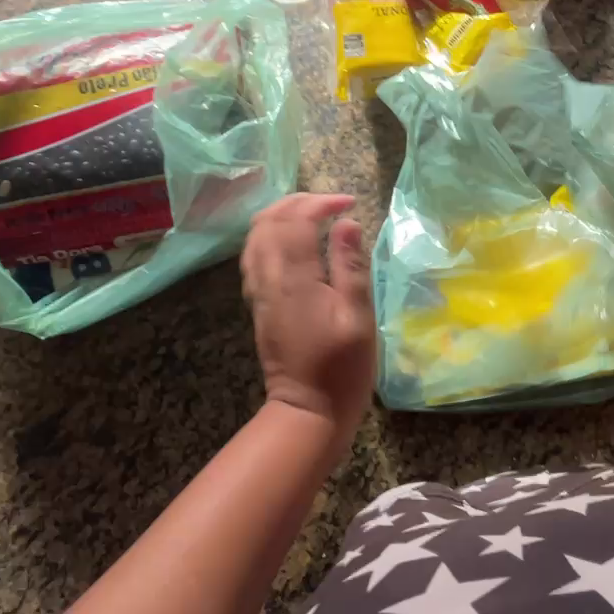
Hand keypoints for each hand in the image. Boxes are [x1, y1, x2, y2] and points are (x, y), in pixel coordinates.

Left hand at [241, 194, 376, 430]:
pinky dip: (271, 235)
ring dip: (281, 215)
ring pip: (255, 237)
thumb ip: (350, 267)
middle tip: (331, 203)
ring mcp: (259, 292)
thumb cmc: (342, 367)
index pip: (297, 220)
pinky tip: (293, 241)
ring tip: (313, 214)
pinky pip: (254, 255)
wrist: (308, 411)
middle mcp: (270, 280)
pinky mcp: (259, 303)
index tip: (350, 204)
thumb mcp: (358, 318)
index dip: (322, 202)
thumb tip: (347, 223)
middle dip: (298, 202)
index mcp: (295, 280)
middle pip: (268, 222)